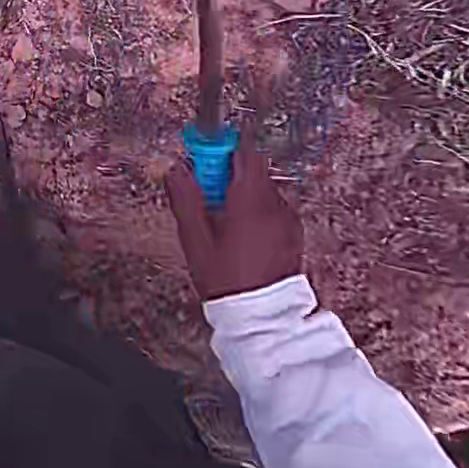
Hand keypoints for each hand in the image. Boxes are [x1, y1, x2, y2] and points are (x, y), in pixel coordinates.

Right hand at [165, 140, 301, 299]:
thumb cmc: (227, 280)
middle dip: (225, 173)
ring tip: (220, 218)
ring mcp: (288, 219)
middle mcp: (276, 205)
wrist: (261, 318)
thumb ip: (185, 198)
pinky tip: (238, 231)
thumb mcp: (195, 238)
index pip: (244, 153)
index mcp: (251, 202)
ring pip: (261, 188)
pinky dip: (254, 209)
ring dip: (239, 192)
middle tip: (204, 192)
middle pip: (252, 170)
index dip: (221, 149)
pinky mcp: (292, 232)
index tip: (203, 157)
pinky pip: (271, 207)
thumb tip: (176, 170)